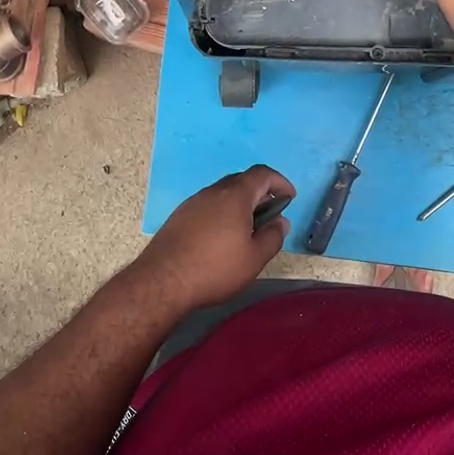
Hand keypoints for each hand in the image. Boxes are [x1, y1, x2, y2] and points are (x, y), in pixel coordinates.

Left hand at [126, 165, 294, 312]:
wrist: (163, 280)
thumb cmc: (215, 268)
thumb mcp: (254, 258)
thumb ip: (273, 236)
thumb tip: (281, 221)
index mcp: (235, 195)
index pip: (262, 174)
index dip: (280, 182)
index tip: (290, 197)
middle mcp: (213, 191)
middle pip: (242, 181)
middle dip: (261, 193)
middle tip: (271, 215)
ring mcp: (193, 202)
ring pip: (223, 194)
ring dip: (240, 204)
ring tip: (248, 230)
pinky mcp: (180, 216)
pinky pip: (208, 205)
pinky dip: (222, 212)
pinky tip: (222, 237)